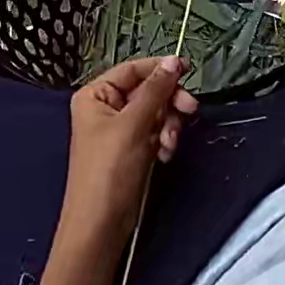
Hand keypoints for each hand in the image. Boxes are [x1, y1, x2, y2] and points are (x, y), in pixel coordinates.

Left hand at [62, 56, 198, 226]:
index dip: (160, 69)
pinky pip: (156, 133)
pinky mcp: (133, 149)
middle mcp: (106, 109)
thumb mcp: (133, 125)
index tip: (187, 70)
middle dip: (169, 103)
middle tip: (189, 110)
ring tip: (167, 145)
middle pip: (149, 91)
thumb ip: (155, 91)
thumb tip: (173, 62)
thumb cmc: (108, 171)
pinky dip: (164, 141)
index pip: (133, 70)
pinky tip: (164, 155)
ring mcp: (120, 130)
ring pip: (157, 113)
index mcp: (95, 95)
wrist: (102, 222)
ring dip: (169, 126)